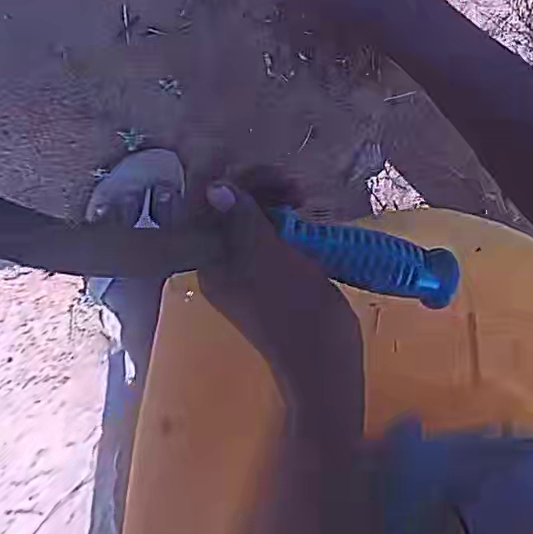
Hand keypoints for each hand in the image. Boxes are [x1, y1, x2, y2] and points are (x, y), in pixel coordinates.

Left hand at [198, 181, 364, 435]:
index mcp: (211, 262)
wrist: (326, 362)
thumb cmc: (295, 308)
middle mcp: (224, 263)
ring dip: (273, 200)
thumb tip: (214, 186)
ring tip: (300, 195)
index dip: (231, 183)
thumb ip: (242, 220)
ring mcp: (250, 268)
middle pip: (229, 211)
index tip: (262, 172)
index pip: (206, 209)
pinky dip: (285, 218)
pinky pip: (271, 234)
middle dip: (256, 189)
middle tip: (291, 183)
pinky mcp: (275, 272)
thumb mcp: (268, 258)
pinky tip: (302, 210)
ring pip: (252, 219)